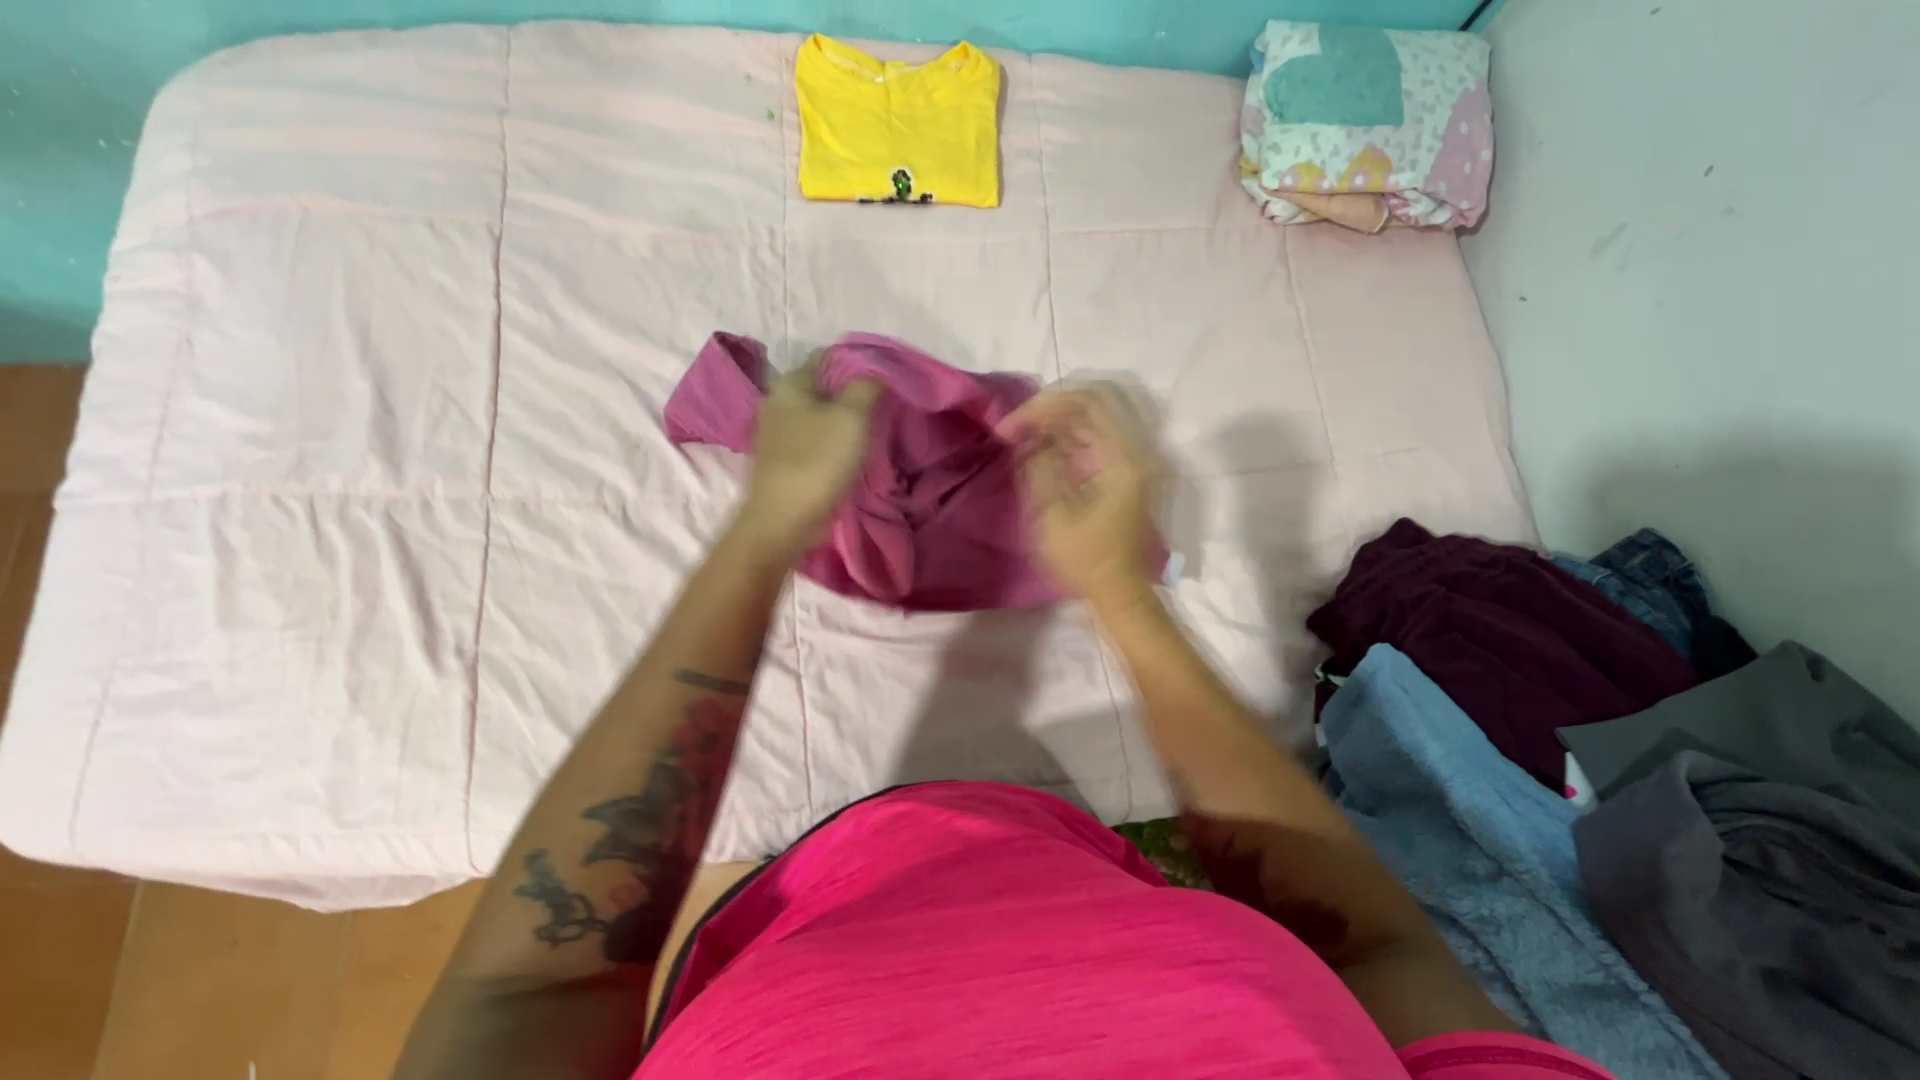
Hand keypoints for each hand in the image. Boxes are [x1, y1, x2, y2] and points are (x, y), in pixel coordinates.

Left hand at [733, 358, 883, 559]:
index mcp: (790, 382)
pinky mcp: (779, 458)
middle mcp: (776, 400)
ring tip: (871, 432)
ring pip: (817, 413)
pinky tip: (848, 454)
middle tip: (884, 407)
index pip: (829, 356)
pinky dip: (830, 441)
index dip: (860, 362)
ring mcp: (775, 431)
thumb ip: (867, 385)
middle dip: (852, 393)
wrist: (783, 521)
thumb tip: (876, 372)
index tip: (887, 380)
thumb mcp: (853, 416)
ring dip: (842, 420)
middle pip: (823, 385)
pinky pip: (811, 439)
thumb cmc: (818, 462)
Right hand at [1002, 383, 1163, 608]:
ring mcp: (1139, 458)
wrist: (1120, 594)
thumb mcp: (1053, 515)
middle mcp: (1140, 450)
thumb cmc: (1085, 562)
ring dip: (1060, 418)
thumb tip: (1030, 434)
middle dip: (1052, 405)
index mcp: (1126, 459)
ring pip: (1099, 414)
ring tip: (1026, 435)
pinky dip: (1071, 433)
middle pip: (1097, 399)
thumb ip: (1040, 464)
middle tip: (1019, 425)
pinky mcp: (1131, 468)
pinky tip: (1044, 446)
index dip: (1044, 405)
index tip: (1010, 428)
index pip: (1088, 402)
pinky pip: (1101, 434)